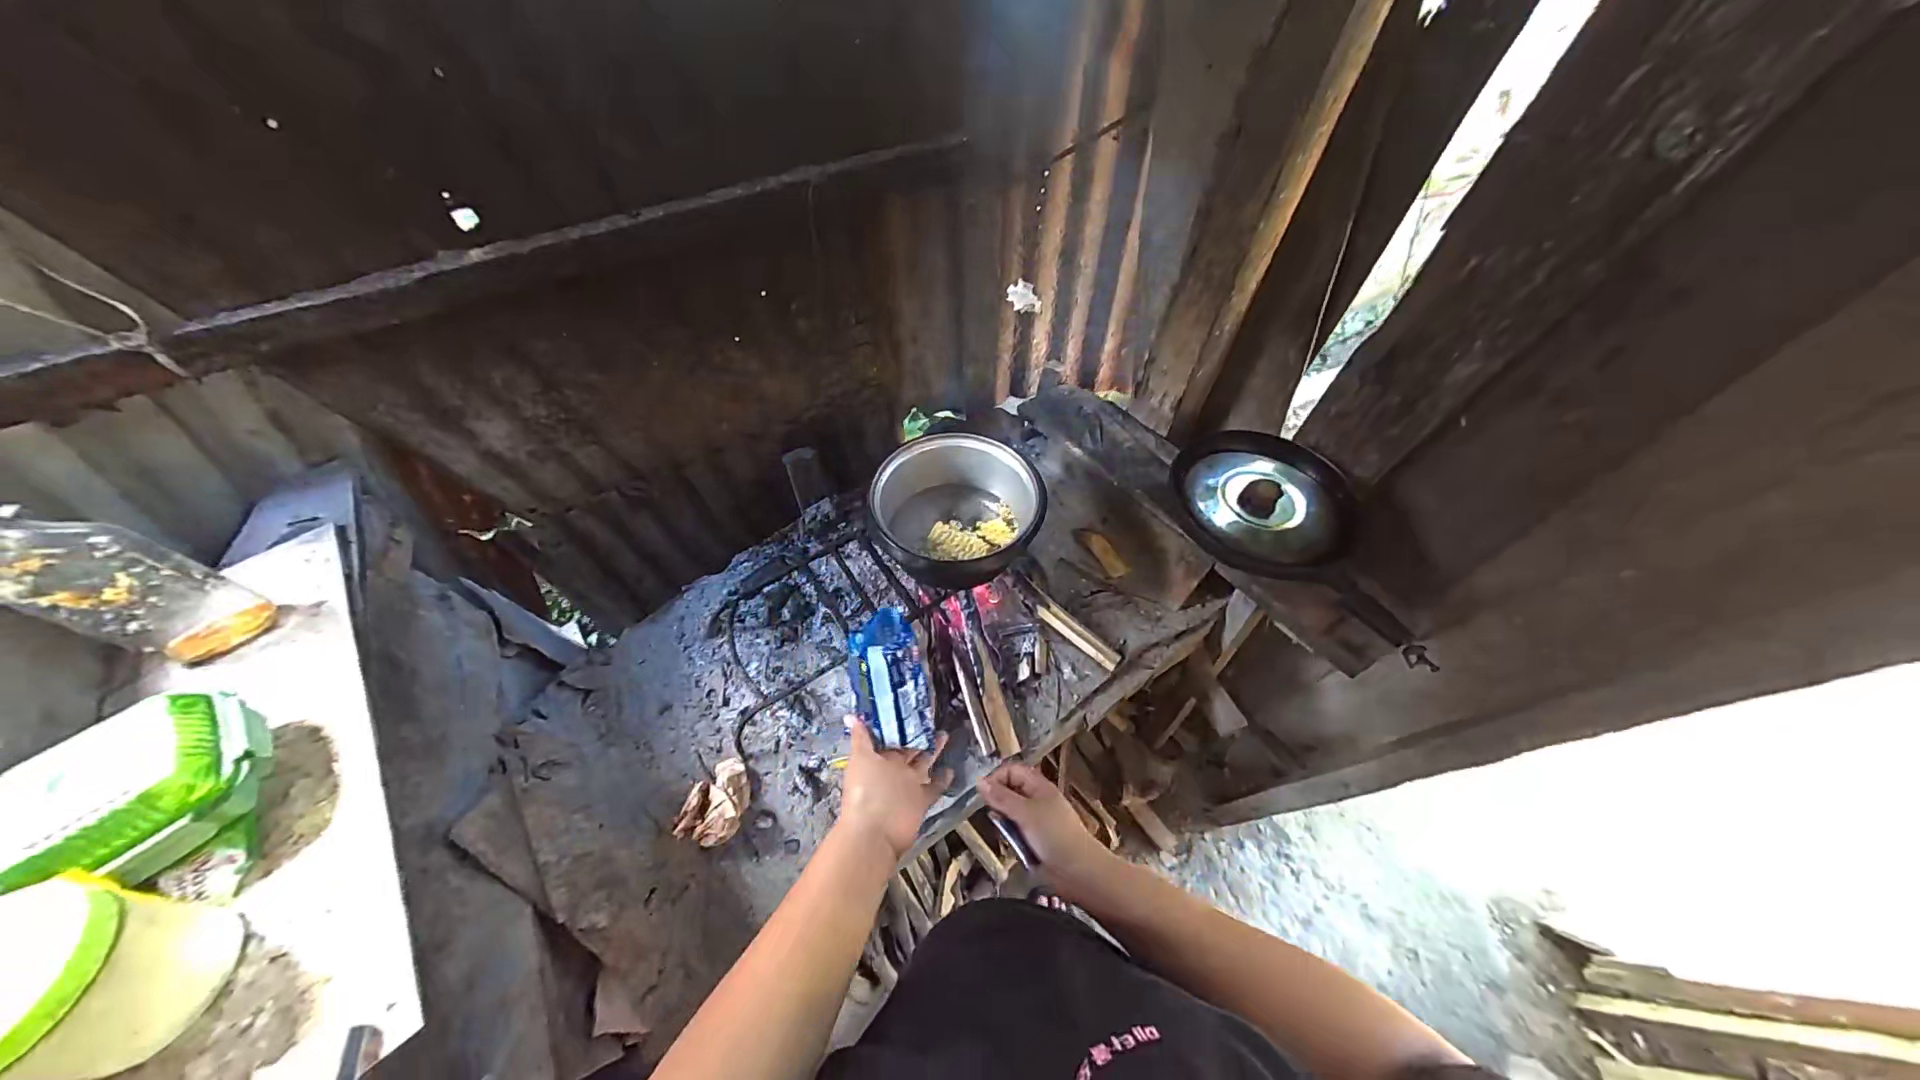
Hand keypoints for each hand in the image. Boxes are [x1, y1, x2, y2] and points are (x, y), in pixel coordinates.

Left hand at [838, 719, 951, 858]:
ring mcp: (909, 785)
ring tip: (944, 735)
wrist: (875, 831)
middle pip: (909, 750)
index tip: (911, 710)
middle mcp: (895, 771)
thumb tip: (851, 715)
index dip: (900, 727)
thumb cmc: (864, 791)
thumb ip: (860, 738)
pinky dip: (942, 780)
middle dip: (919, 737)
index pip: (891, 739)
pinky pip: (934, 787)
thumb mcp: (861, 758)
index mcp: (880, 759)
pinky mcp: (921, 800)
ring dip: (933, 751)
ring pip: (923, 764)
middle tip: (932, 719)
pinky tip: (950, 769)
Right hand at [978, 761, 1116, 887]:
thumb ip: (1002, 798)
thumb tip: (979, 782)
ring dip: (1005, 823)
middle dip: (999, 803)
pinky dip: (1011, 837)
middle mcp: (1036, 799)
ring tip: (1008, 835)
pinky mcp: (1034, 838)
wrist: (1078, 871)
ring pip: (1010, 813)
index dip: (997, 779)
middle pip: (1008, 791)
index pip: (1011, 770)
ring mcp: (1035, 819)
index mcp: (1038, 786)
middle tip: (997, 817)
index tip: (984, 796)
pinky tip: (1013, 845)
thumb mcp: (1025, 813)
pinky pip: (1015, 831)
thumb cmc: (1054, 835)